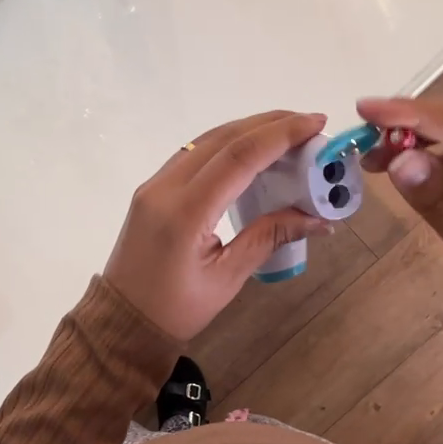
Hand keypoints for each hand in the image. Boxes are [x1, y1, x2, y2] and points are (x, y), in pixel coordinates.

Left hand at [104, 111, 333, 341]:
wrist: (123, 321)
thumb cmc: (176, 309)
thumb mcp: (227, 277)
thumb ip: (269, 237)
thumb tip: (319, 219)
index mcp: (185, 213)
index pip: (239, 157)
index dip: (280, 135)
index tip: (316, 122)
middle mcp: (165, 188)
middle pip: (222, 139)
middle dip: (269, 124)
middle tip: (310, 123)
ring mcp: (154, 186)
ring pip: (205, 142)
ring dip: (247, 130)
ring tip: (287, 132)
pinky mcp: (151, 191)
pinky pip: (192, 154)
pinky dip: (225, 146)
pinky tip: (250, 151)